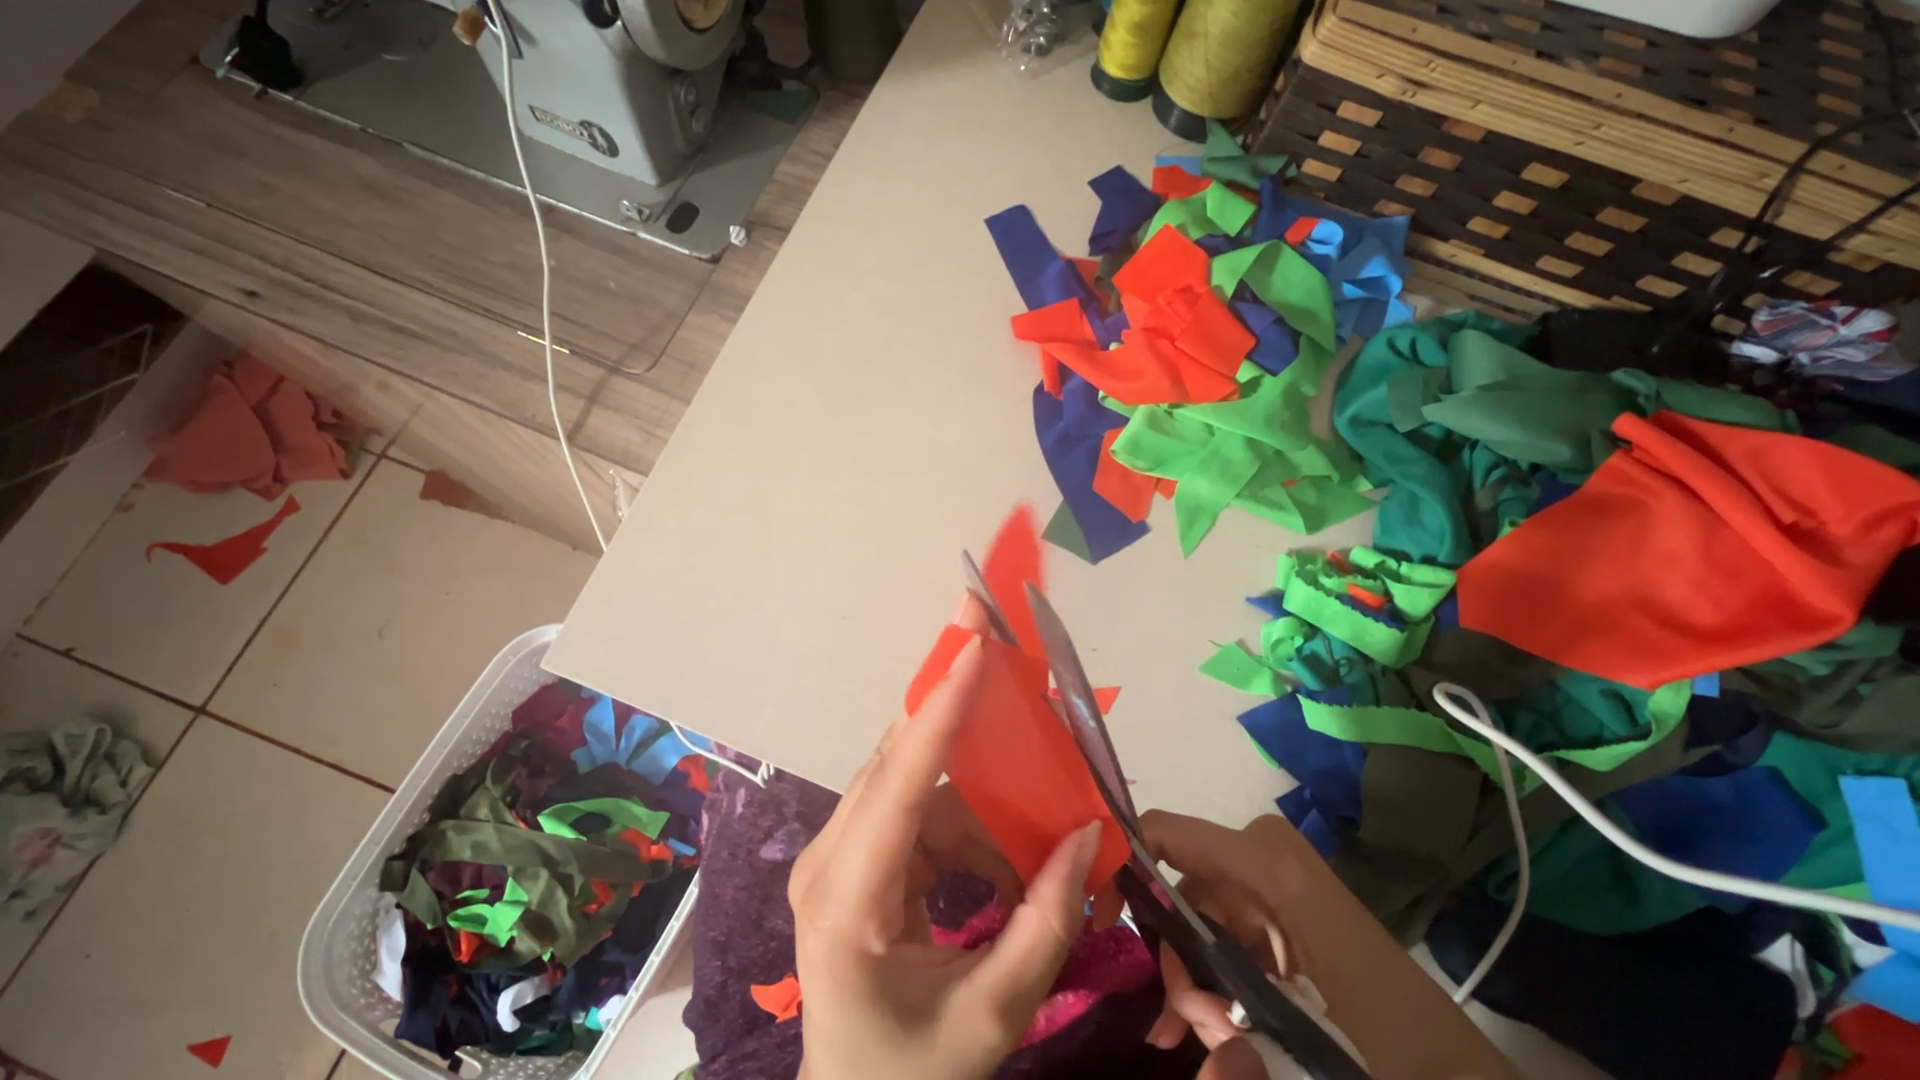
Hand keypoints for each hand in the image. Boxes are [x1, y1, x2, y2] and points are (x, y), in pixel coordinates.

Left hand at [789, 635, 1104, 1079]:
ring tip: (1039, 789)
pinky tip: (1011, 850)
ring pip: (914, 785)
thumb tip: (1087, 830)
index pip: (896, 787)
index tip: (972, 645)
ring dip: (978, 784)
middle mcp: (830, 861)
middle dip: (951, 706)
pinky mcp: (858, 862)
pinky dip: (970, 822)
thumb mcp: (993, 1014)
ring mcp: (839, 858)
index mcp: (846, 901)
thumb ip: (1046, 922)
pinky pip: (920, 815)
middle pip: (897, 764)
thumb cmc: (915, 1072)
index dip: (939, 711)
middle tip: (996, 645)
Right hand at [1137, 812, 1521, 1079]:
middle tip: (1187, 1026)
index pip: (1165, 834)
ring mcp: (1276, 883)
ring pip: (1199, 918)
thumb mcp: (1284, 1025)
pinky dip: (1211, 974)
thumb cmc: (1374, 1035)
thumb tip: (1163, 1027)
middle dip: (1174, 961)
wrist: (1451, 1065)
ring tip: (1204, 1037)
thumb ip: (1213, 1011)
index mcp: (1265, 865)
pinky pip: (1226, 931)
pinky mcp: (1283, 910)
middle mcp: (1266, 858)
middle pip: (1179, 891)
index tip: (1098, 919)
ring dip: (1192, 980)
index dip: (1120, 865)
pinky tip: (1206, 1028)